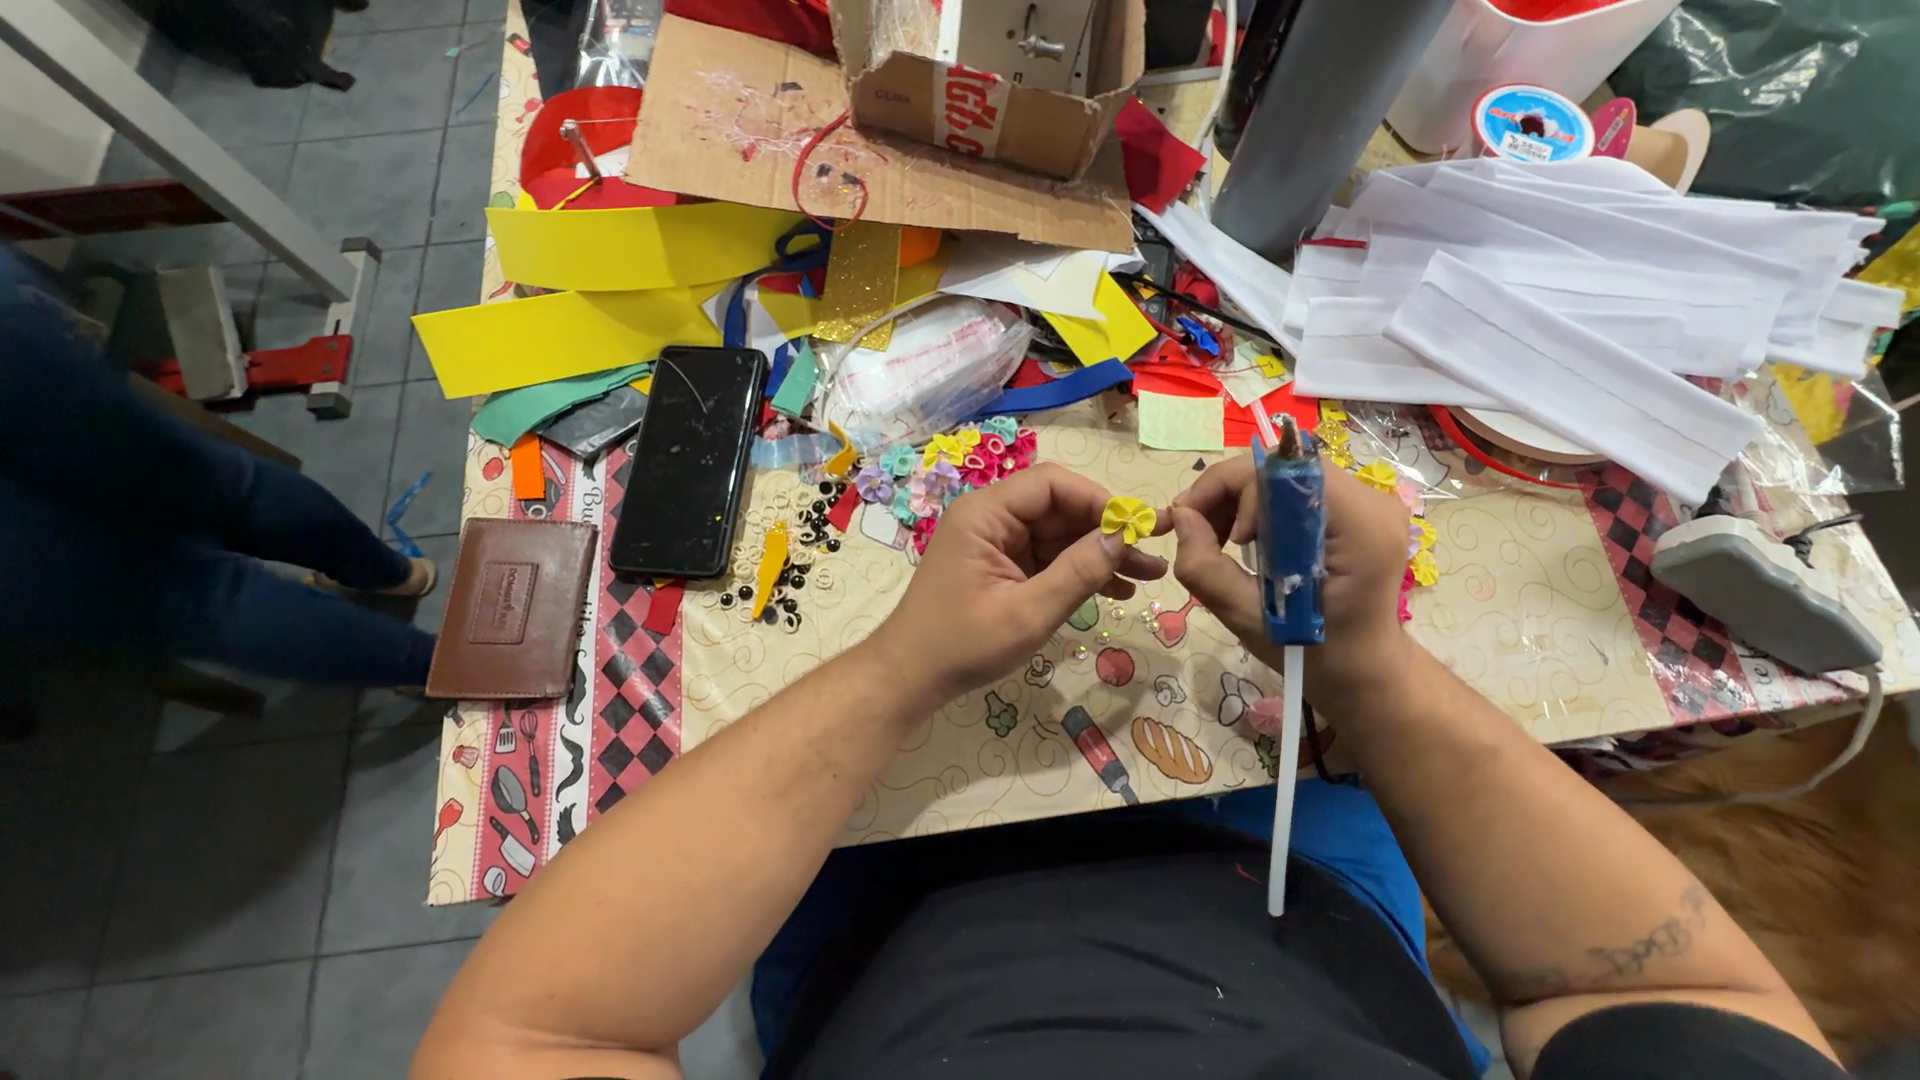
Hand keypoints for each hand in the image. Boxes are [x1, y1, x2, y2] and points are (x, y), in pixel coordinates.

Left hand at [874, 463, 1169, 704]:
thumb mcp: (1028, 612)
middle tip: (1155, 554)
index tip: (1138, 526)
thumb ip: (1078, 571)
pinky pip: (1048, 558)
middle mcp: (990, 518)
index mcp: (985, 515)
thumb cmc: (963, 645)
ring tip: (1149, 576)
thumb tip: (1123, 535)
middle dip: (1107, 531)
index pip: (1052, 485)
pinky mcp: (1002, 566)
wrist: (911, 678)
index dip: (1099, 500)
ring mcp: (996, 543)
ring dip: (1100, 554)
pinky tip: (1117, 590)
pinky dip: (1079, 571)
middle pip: (1060, 508)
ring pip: (1059, 535)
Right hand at [1168, 456, 1411, 711]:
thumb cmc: (1315, 655)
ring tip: (1218, 540)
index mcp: (1359, 528)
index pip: (1280, 472)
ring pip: (1283, 474)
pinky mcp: (1357, 508)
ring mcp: (1369, 501)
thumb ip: (1207, 569)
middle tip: (1198, 533)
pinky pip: (1294, 487)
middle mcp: (1372, 502)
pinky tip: (1245, 539)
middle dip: (1228, 493)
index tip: (1198, 529)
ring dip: (1239, 499)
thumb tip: (1180, 517)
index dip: (1227, 488)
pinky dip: (1259, 506)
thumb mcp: (1249, 620)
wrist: (1366, 670)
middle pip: (1281, 467)